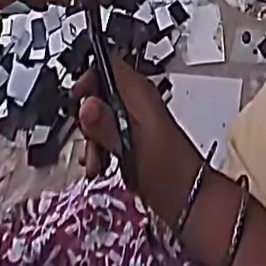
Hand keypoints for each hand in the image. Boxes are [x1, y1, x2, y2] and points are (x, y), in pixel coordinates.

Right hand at [73, 60, 204, 217]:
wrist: (189, 201)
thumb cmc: (167, 170)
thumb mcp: (131, 147)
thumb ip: (106, 125)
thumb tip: (86, 105)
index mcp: (139, 92)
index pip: (108, 65)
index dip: (89, 78)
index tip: (77, 99)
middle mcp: (137, 101)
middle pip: (100, 93)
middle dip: (88, 118)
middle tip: (90, 143)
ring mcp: (136, 120)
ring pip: (102, 117)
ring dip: (93, 140)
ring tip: (96, 163)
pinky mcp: (135, 139)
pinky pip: (110, 134)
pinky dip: (101, 149)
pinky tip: (102, 166)